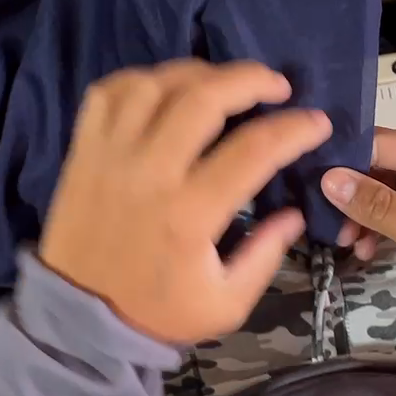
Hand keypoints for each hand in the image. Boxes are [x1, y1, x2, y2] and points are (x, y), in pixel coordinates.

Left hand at [39, 60, 331, 344]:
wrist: (77, 323)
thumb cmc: (158, 312)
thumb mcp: (227, 302)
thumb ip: (267, 254)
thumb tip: (296, 212)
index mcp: (190, 214)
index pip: (254, 151)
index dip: (294, 129)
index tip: (317, 122)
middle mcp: (150, 173)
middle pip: (203, 98)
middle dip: (251, 79)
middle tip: (277, 85)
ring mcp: (110, 155)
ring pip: (155, 84)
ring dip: (199, 72)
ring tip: (224, 83)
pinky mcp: (83, 150)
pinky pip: (109, 92)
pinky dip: (142, 79)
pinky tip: (167, 89)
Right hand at [320, 128, 395, 317]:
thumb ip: (379, 206)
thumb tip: (328, 179)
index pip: (387, 142)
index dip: (349, 158)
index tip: (312, 178)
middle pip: (383, 163)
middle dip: (354, 191)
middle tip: (327, 220)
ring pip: (385, 188)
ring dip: (363, 213)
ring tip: (346, 241)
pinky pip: (395, 208)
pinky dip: (378, 225)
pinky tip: (364, 248)